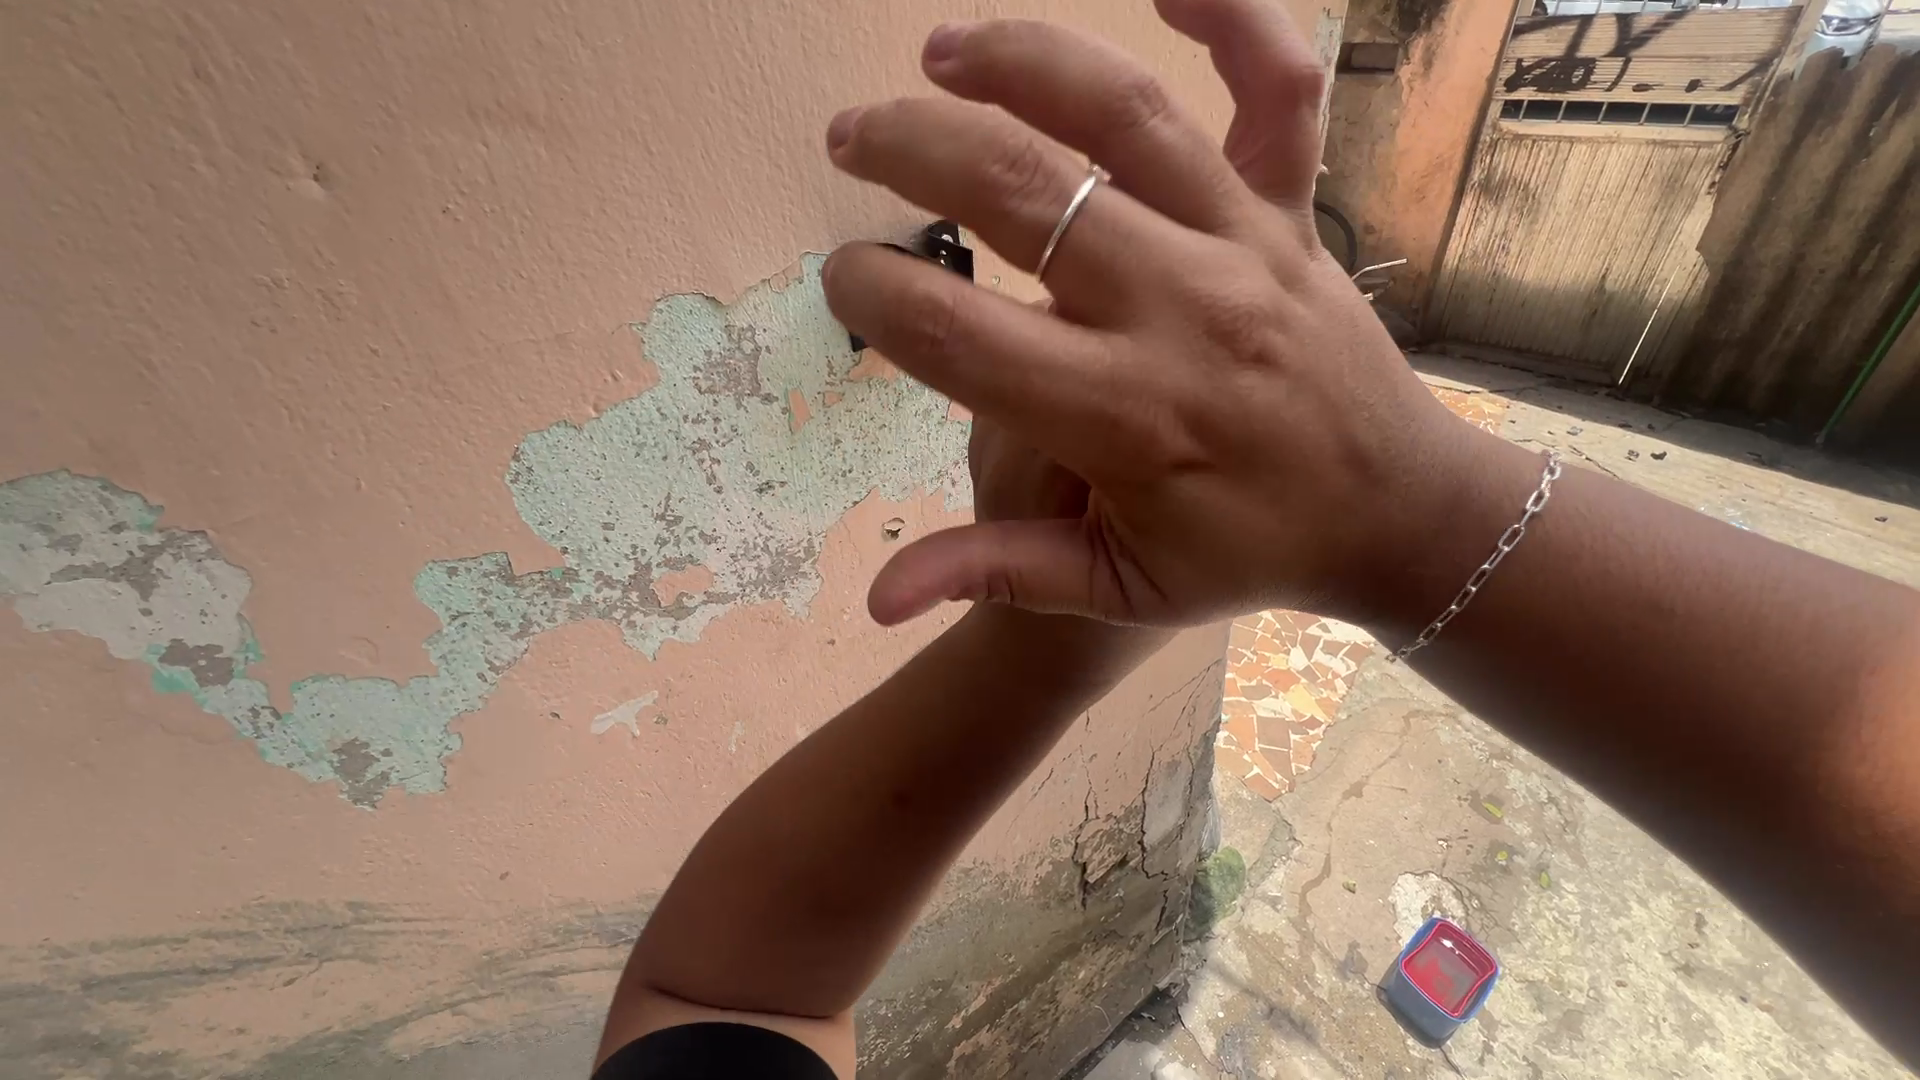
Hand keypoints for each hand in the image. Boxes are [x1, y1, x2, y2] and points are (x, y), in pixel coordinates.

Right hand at [824, 0, 1498, 631]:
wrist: (1395, 515)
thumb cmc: (1246, 556)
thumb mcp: (1115, 590)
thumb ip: (994, 577)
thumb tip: (876, 601)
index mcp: (1120, 419)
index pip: (960, 335)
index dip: (878, 295)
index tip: (847, 283)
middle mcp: (1174, 313)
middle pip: (1024, 194)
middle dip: (912, 151)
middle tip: (851, 143)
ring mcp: (1242, 248)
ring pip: (1121, 119)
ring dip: (1017, 66)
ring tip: (939, 54)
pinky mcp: (1292, 216)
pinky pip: (1277, 91)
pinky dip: (1232, 20)